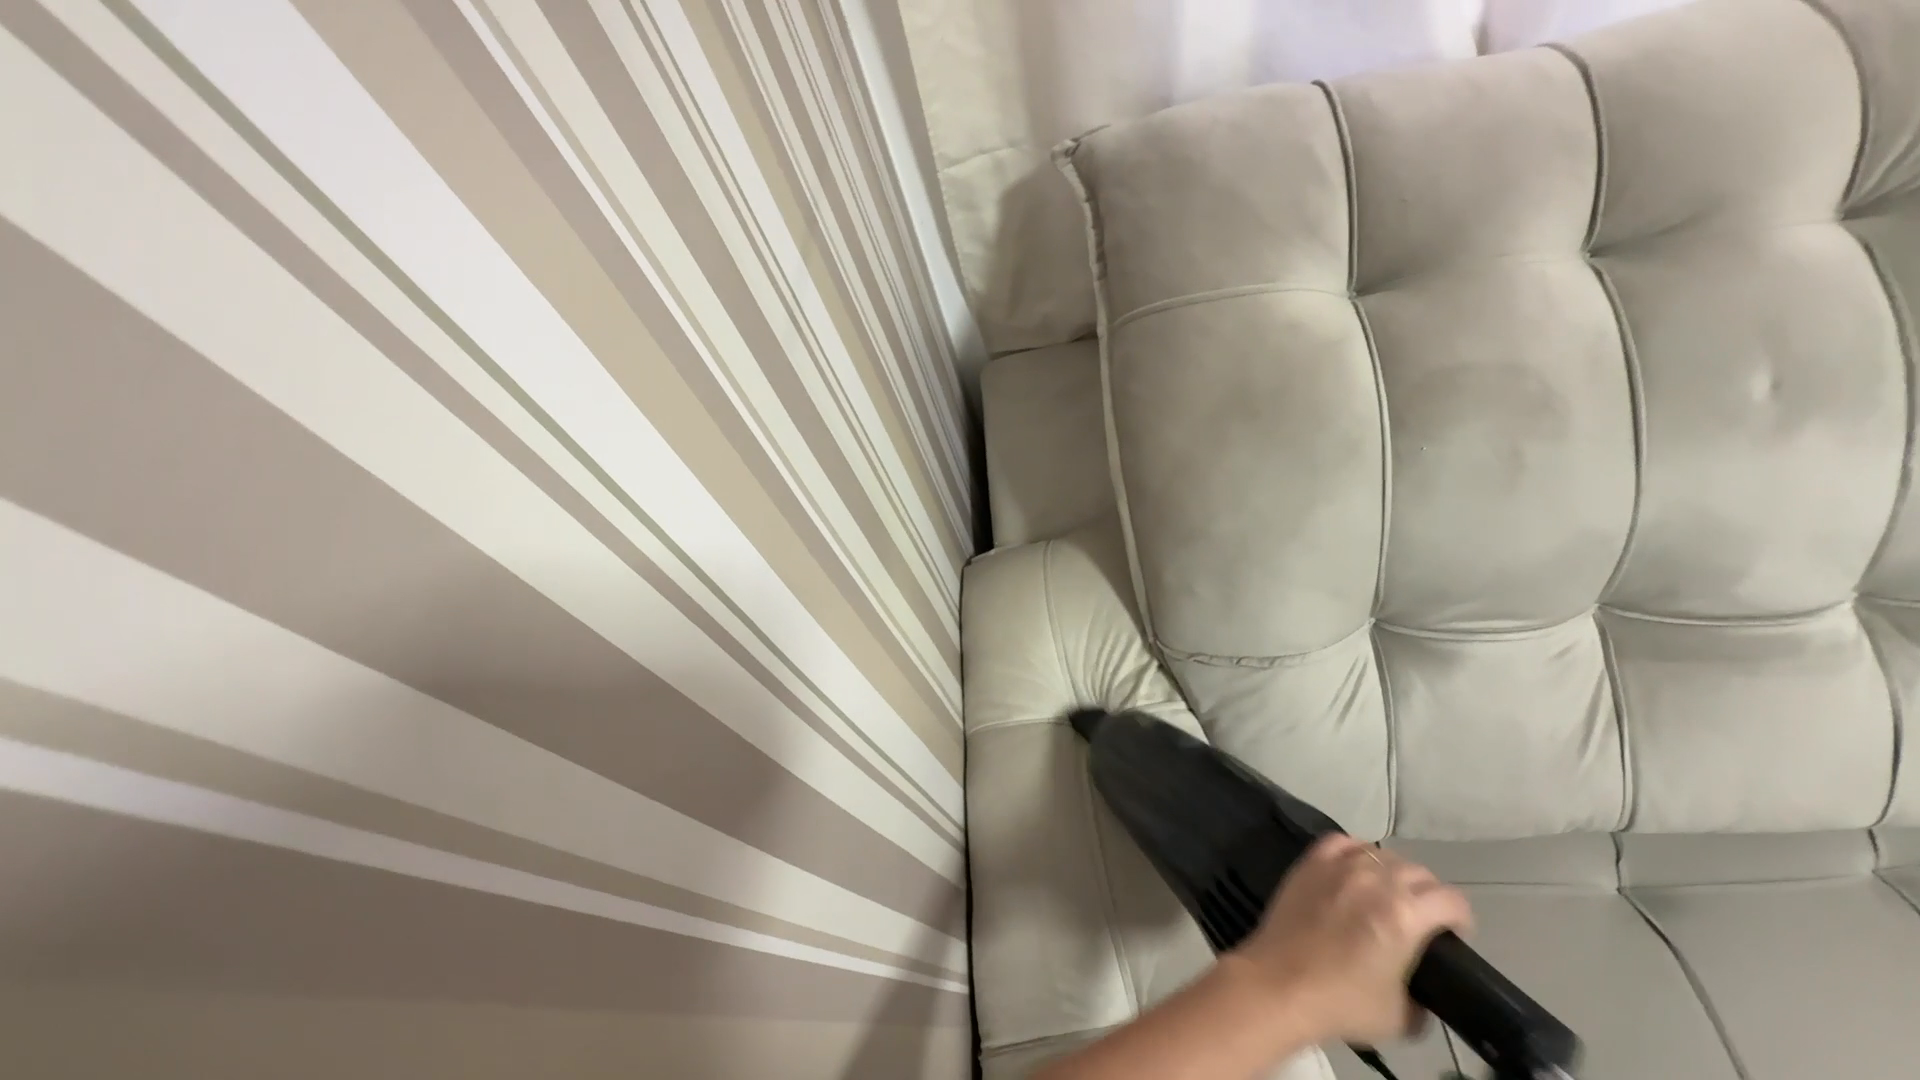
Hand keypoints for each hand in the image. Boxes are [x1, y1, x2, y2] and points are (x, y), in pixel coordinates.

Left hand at [1223, 834, 1473, 1046]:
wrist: (1278, 984)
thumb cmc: (1340, 1002)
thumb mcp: (1401, 1018)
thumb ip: (1423, 1001)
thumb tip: (1422, 993)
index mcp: (1405, 915)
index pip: (1452, 901)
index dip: (1461, 920)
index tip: (1453, 937)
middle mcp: (1376, 881)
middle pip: (1421, 874)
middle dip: (1430, 896)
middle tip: (1421, 921)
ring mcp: (1340, 866)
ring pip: (1384, 854)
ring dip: (1395, 874)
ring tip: (1388, 896)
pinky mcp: (1311, 862)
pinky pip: (1344, 842)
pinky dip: (1357, 851)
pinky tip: (1357, 870)